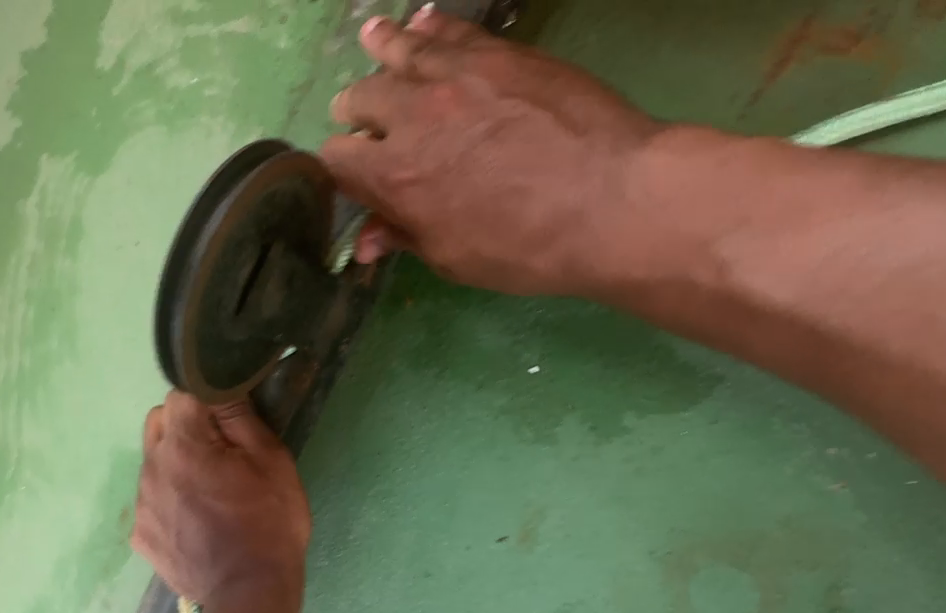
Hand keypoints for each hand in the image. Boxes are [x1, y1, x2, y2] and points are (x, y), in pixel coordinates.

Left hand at [132, 392, 310, 612]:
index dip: (207, 404)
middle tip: (219, 456)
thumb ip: (239, 415)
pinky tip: (196, 525)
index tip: (229, 426)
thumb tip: (220, 383)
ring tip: (209, 497)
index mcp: (181, 444)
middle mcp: (150, 468)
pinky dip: (169, 504)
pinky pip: (151, 502)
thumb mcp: (271, 460)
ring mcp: (141, 505)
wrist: (250, 594)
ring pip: (153, 465)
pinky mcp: (141, 536)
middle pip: (158, 425)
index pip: (181, 395)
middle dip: (184, 430)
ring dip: (174, 468)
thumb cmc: (268, 523)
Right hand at [321, 7, 663, 295]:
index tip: (348, 178)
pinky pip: (450, 31)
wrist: (609, 200)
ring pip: (400, 51)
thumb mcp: (453, 257)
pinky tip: (422, 22)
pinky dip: (429, 27)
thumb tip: (365, 240)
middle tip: (362, 121)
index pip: (336, 161)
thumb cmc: (525, 248)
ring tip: (371, 39)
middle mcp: (412, 116)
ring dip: (381, 51)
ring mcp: (456, 76)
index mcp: (394, 177)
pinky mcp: (498, 54)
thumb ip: (405, 236)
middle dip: (355, 114)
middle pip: (361, 99)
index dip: (337, 171)